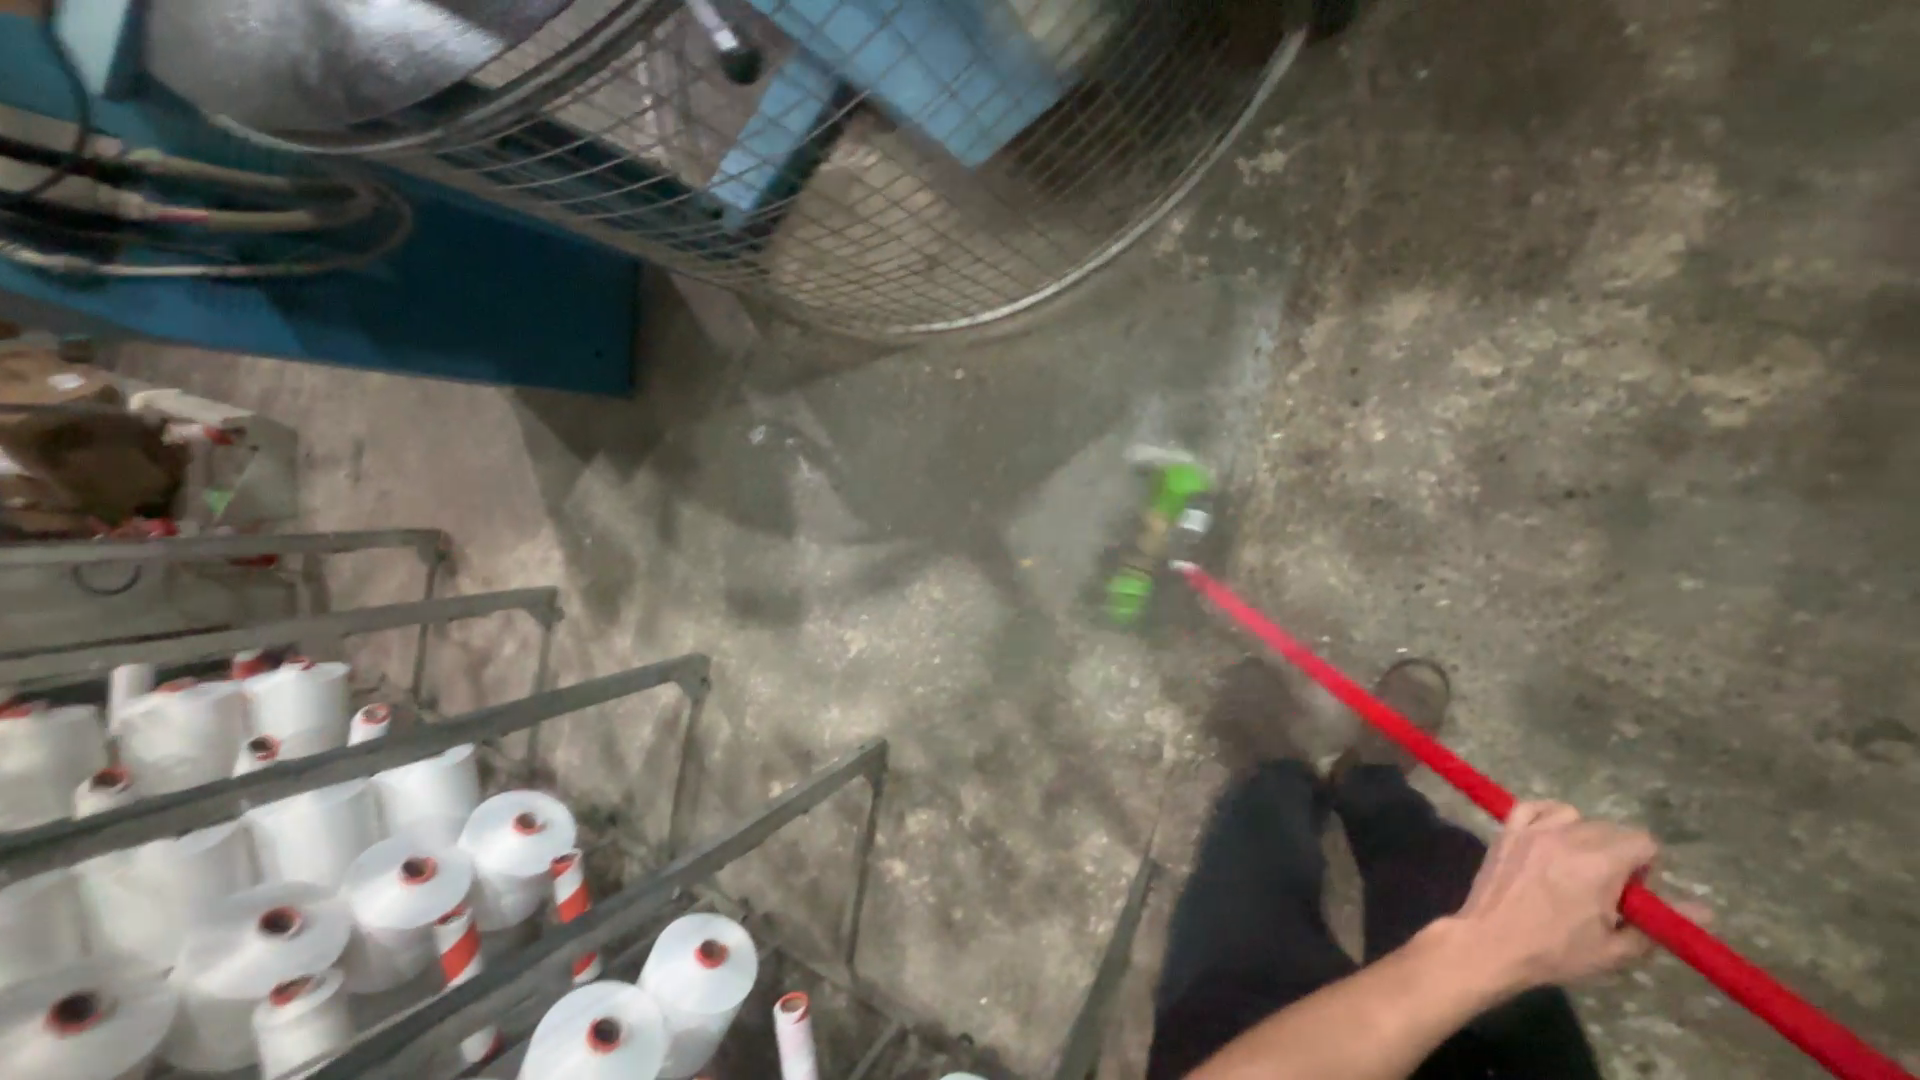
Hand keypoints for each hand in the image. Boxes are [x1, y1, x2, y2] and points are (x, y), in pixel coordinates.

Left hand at [1454, 801, 1660, 991]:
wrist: (1491, 942)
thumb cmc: (1555, 951)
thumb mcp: (1617, 949)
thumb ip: (1659, 924)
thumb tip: (1704, 909)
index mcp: (1599, 864)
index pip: (1642, 841)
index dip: (1646, 865)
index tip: (1634, 890)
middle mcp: (1566, 838)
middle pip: (1609, 829)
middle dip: (1619, 853)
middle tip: (1607, 885)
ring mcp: (1531, 831)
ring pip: (1573, 815)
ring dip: (1584, 834)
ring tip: (1578, 863)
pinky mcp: (1505, 832)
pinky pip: (1530, 807)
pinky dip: (1545, 814)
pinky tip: (1551, 833)